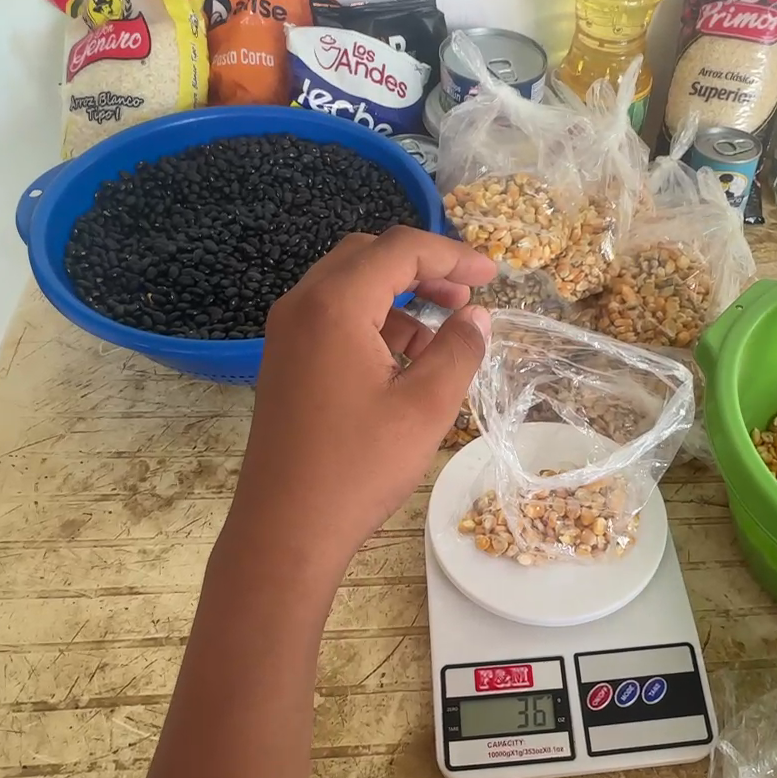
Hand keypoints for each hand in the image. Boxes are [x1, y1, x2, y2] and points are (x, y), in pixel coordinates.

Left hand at [233, 228, 496, 566]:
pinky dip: (372, 326)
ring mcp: (285, 336)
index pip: (399, 250)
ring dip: (397, 300)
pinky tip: (402, 365)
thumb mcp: (425, 408)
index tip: (492, 275)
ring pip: (348, 289)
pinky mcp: (284, 364)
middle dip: (422, 269)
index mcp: (334, 305)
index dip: (452, 255)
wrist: (286, 527)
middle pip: (367, 257)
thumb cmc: (359, 467)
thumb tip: (478, 317)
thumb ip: (458, 351)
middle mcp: (301, 305)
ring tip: (439, 338)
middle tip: (465, 298)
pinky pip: (331, 321)